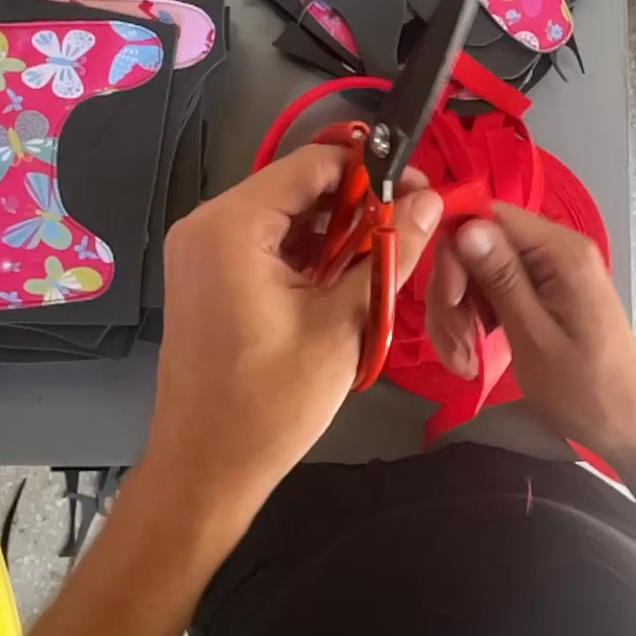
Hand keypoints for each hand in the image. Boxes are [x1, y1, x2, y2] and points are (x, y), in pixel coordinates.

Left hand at [146, 144, 442, 503]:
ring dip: (338, 230)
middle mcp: (208, 224)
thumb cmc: (272, 402)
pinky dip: (311, 251)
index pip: (313, 164)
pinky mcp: (209, 274)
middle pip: (298, 186)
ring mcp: (203, 249)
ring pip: (288, 214)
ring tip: (386, 256)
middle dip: (359, 203)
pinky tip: (346, 276)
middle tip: (411, 226)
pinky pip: (269, 242)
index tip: (418, 191)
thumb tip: (432, 200)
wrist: (206, 471)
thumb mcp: (344, 322)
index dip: (372, 170)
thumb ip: (391, 253)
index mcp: (232, 225)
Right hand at [429, 203, 635, 465]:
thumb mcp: (534, 337)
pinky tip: (474, 355)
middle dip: (455, 294)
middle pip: (477, 244)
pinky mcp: (543, 291)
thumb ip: (501, 278)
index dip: (456, 251)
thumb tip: (466, 225)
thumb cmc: (585, 390)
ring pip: (478, 270)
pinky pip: (493, 289)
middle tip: (456, 347)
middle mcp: (556, 249)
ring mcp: (550, 270)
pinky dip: (475, 320)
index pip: (487, 216)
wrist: (627, 427)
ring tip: (464, 361)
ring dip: (460, 314)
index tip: (451, 300)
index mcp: (561, 251)